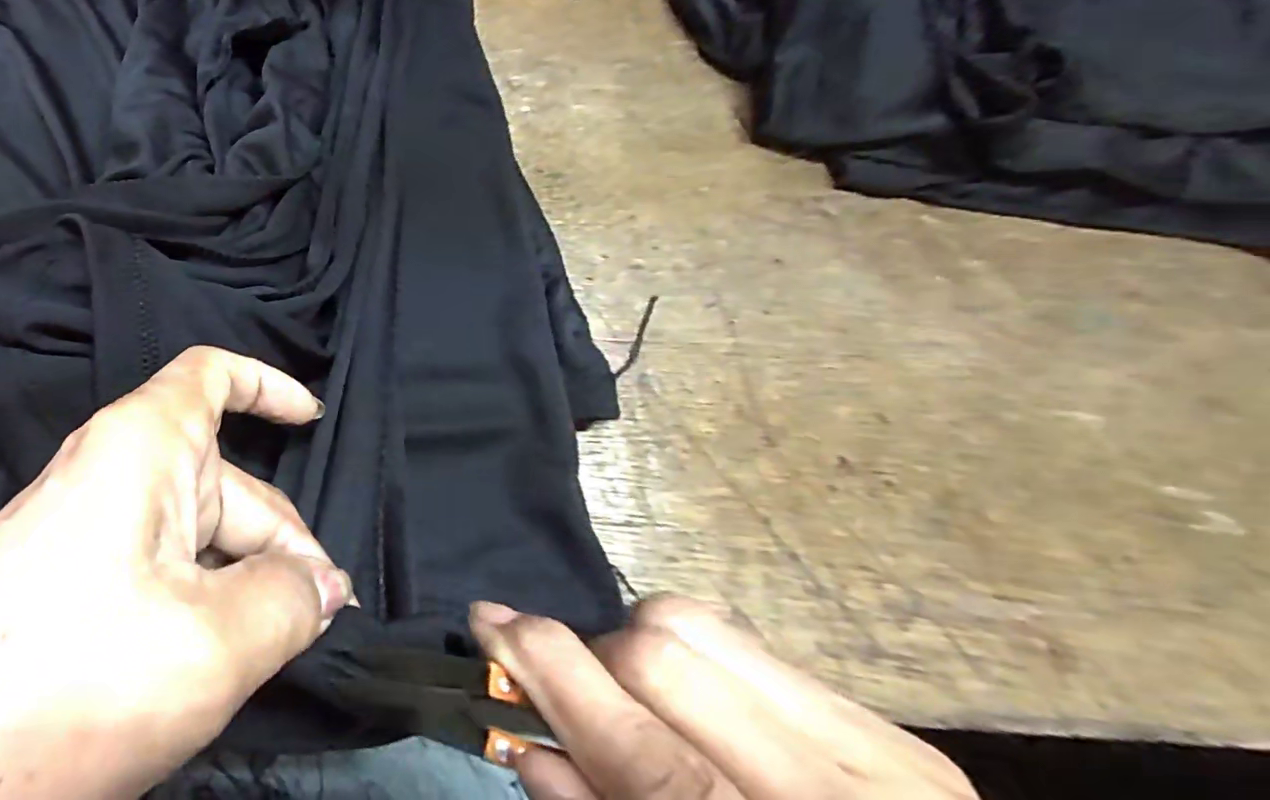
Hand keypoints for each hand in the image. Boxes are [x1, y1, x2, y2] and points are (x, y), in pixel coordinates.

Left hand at [0, 346, 351, 799]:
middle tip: (321, 613)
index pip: (211, 378)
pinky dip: (202, 604)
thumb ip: (287, 602)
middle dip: (281, 540)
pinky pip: (160, 574)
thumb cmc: (63, 675)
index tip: (311, 418)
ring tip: (275, 648)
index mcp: (145, 446)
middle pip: (225, 481)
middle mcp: (115, 473)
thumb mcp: (210, 641)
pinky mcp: (67, 585)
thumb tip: (319, 588)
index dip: (267, 387)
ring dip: (244, 583)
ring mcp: (88, 532)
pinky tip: (217, 661)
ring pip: (195, 538)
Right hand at [470, 597, 975, 799]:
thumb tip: (526, 742)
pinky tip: (700, 704)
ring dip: (638, 644)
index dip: (553, 675)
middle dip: (595, 660)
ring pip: (699, 622)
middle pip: (661, 653)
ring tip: (642, 701)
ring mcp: (884, 760)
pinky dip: (692, 654)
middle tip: (580, 700)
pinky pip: (745, 638)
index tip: (489, 623)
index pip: (642, 751)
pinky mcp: (893, 734)